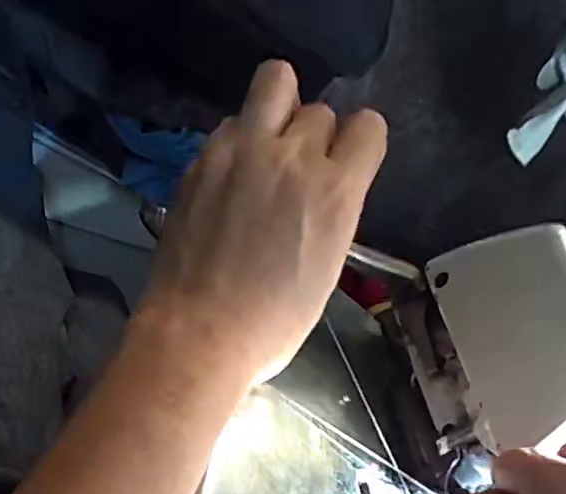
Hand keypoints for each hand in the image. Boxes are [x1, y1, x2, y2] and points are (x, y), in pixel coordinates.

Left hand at [134, 60, 387, 385]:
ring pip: (272, 84)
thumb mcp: (322, 275)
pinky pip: (225, 127)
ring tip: (259, 156)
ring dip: (273, 112)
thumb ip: (329, 217)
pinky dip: (231, 143)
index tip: (340, 169)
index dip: (355, 149)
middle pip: (317, 111)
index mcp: (334, 193)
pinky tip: (224, 181)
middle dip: (310, 139)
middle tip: (291, 176)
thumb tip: (321, 200)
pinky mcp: (199, 165)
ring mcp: (240, 155)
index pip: (367, 128)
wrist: (198, 338)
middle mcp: (291, 160)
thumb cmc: (266, 329)